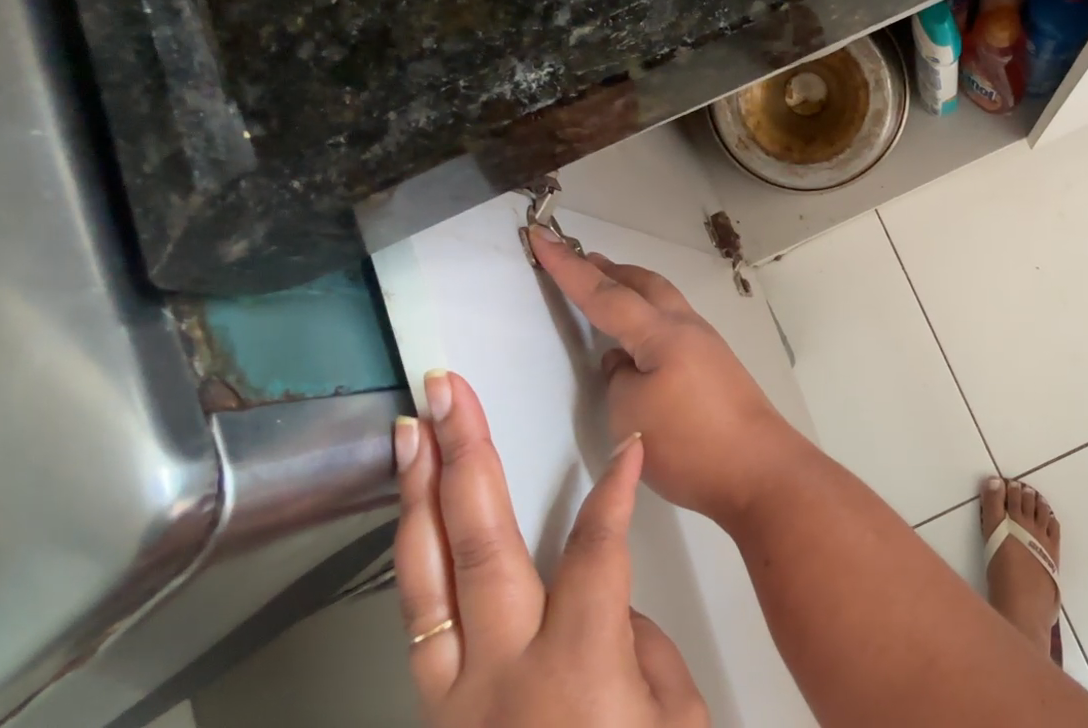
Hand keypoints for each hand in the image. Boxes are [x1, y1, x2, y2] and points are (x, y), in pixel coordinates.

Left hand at [393, 370, 707, 727]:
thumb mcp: (675, 723)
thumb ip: (641, 651)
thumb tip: (609, 605)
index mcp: (578, 669)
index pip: (599, 549)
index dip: (616, 491)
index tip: (628, 447)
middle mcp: (504, 672)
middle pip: (481, 544)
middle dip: (467, 457)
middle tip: (450, 392)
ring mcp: (455, 699)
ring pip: (427, 580)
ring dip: (419, 498)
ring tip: (412, 433)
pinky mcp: (436, 719)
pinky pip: (419, 626)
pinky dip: (416, 563)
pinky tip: (415, 525)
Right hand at [529, 227, 809, 522]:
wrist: (761, 472)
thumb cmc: (690, 444)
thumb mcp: (630, 414)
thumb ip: (617, 378)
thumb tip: (624, 361)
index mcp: (662, 333)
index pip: (604, 293)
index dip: (568, 267)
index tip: (540, 236)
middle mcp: (688, 329)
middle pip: (645, 285)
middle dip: (609, 269)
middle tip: (580, 258)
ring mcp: (708, 347)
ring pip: (664, 303)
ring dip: (633, 290)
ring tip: (608, 289)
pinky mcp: (718, 369)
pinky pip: (674, 327)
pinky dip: (650, 317)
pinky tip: (640, 340)